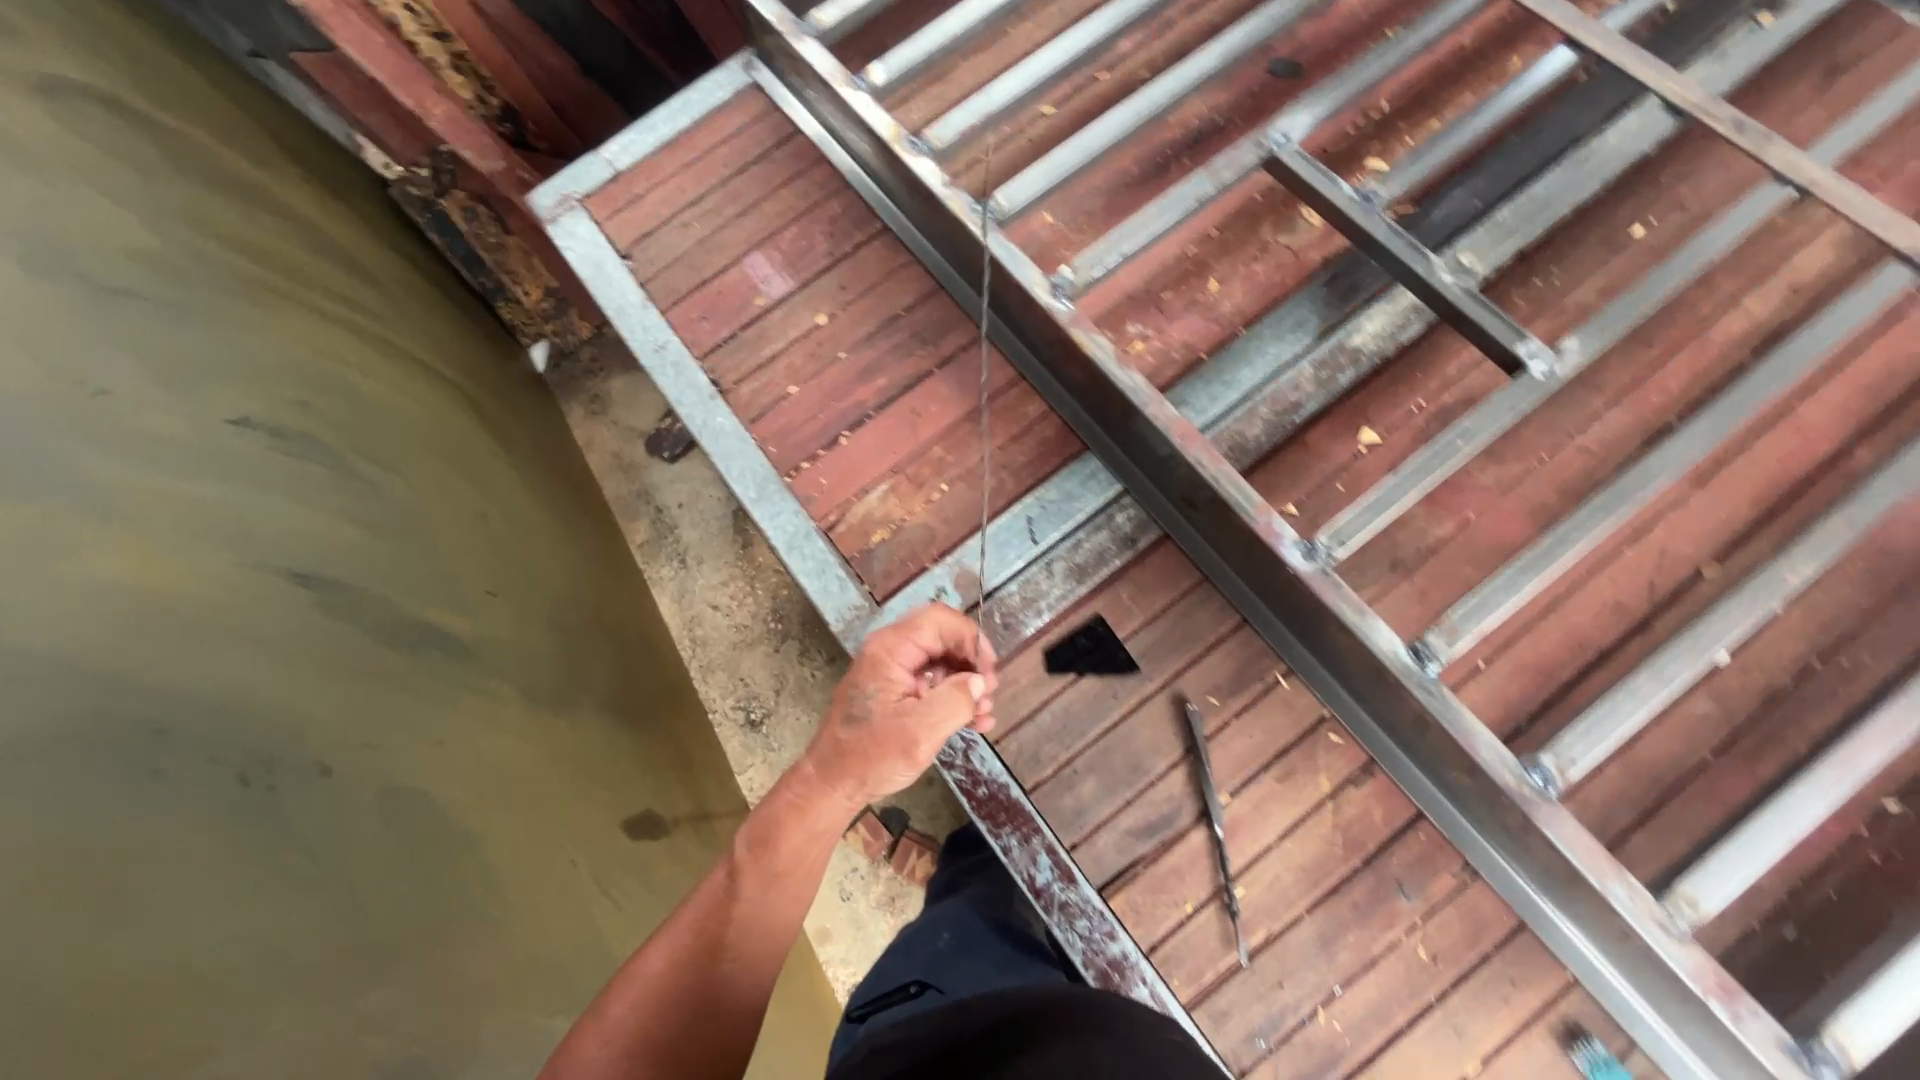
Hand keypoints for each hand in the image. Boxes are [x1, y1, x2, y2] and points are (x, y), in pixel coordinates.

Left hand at [800, 604, 997, 809]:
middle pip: (942, 637)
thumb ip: (956, 700)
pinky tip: (973, 721)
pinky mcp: (894, 691)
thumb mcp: (921, 731)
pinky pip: (931, 681)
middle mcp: (889, 651)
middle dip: (971, 663)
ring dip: (966, 682)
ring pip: (940, 660)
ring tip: (984, 713)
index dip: (971, 639)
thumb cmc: (871, 757)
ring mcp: (891, 671)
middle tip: (989, 694)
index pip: (940, 621)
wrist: (832, 785)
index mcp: (890, 650)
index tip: (989, 672)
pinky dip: (953, 697)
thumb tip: (980, 682)